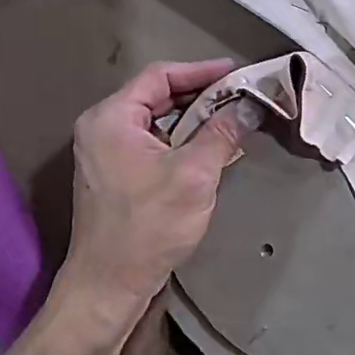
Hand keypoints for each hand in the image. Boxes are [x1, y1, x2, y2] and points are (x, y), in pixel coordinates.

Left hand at [66, 59, 263, 311]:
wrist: (110, 284)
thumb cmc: (148, 225)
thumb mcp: (194, 174)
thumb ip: (223, 133)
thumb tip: (250, 106)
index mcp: (112, 118)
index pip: (160, 76)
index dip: (201, 71)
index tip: (237, 73)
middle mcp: (104, 128)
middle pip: (159, 95)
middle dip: (203, 94)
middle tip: (241, 95)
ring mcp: (108, 152)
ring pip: (159, 119)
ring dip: (197, 117)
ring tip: (235, 117)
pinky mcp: (118, 173)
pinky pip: (156, 141)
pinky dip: (185, 138)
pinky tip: (215, 145)